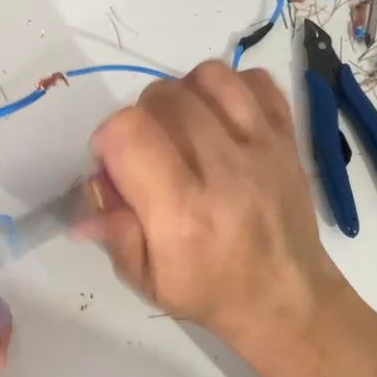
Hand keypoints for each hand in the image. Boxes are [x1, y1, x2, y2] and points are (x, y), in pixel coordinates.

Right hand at [85, 62, 351, 346]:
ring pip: (209, 77)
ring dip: (184, 95)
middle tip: (148, 152)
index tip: (113, 165)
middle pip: (164, 96)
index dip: (108, 139)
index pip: (129, 131)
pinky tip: (219, 121)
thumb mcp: (144, 276)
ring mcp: (263, 149)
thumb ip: (112, 226)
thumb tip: (89, 187)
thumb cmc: (207, 290)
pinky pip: (255, 81)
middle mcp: (225, 171)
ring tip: (182, 129)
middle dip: (141, 117)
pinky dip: (230, 90)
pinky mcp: (288, 139)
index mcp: (182, 212)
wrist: (286, 299)